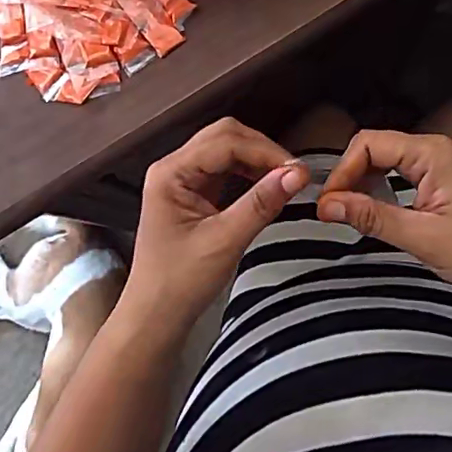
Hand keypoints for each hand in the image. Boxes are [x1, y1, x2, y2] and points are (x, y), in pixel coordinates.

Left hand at [123, 119, 308, 330]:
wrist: (155, 315)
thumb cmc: (177, 283)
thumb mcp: (225, 241)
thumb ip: (261, 204)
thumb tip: (295, 175)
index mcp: (170, 173)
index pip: (225, 142)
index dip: (264, 152)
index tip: (297, 171)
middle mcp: (173, 168)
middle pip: (225, 136)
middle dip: (262, 150)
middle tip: (293, 173)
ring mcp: (182, 179)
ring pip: (226, 149)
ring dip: (257, 160)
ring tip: (285, 179)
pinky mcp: (193, 192)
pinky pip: (225, 169)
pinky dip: (249, 172)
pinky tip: (267, 186)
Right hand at [317, 130, 451, 300]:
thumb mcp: (422, 237)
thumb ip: (371, 217)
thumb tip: (326, 205)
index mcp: (431, 153)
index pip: (368, 144)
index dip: (343, 171)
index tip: (328, 203)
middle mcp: (433, 150)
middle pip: (374, 148)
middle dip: (350, 176)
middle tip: (333, 210)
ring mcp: (439, 163)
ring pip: (384, 160)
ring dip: (363, 183)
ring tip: (350, 212)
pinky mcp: (441, 179)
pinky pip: (399, 172)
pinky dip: (381, 189)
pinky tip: (375, 211)